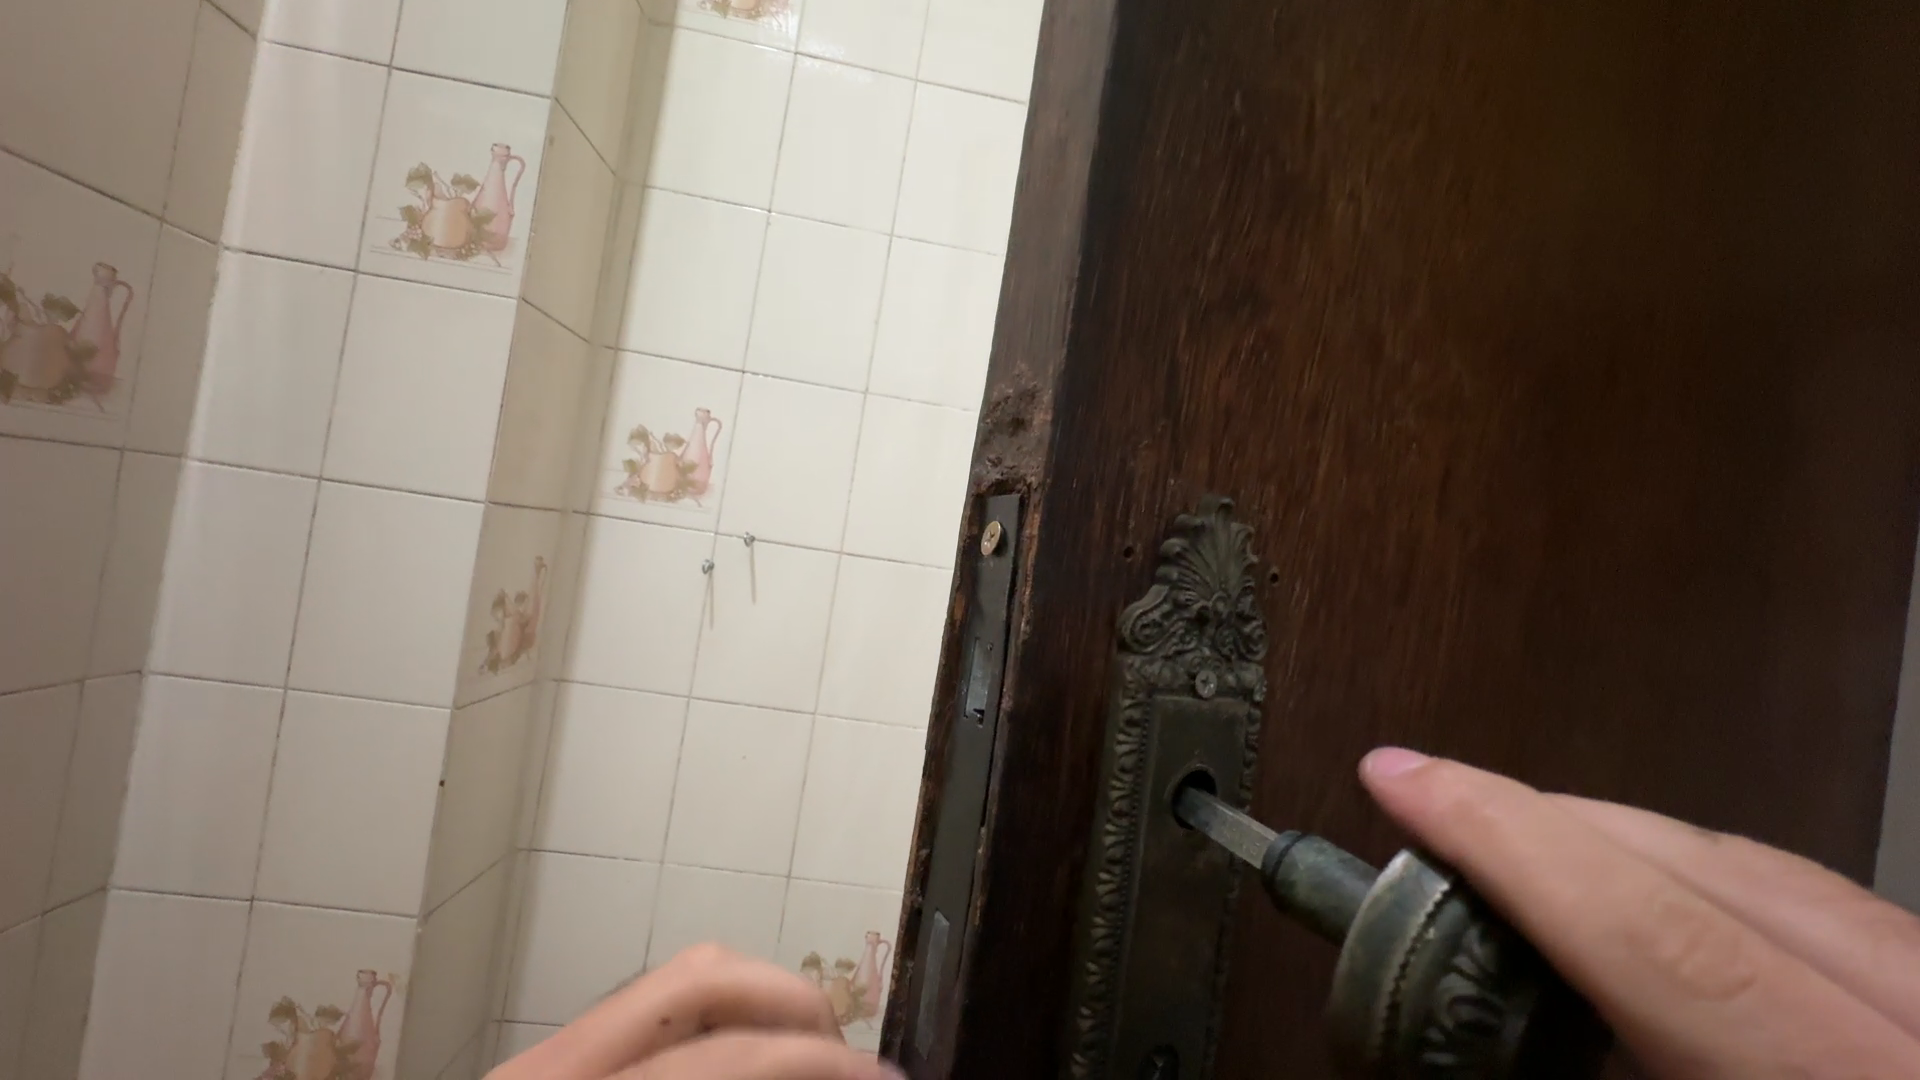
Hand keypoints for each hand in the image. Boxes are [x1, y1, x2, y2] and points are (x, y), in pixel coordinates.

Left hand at [485, 944, 900, 1079]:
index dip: (815, 1060)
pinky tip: (753, 1056)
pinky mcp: (559, 1059)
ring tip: (808, 1051)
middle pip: (704, 975)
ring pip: (685, 976)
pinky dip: (726, 1018)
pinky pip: (663, 1008)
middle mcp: (558, 1066)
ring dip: (765, 1001)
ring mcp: (552, 1055)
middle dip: (796, 1006)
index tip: (882, 1077)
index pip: (722, 1057)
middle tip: (849, 1058)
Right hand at [1358, 748, 1919, 1077]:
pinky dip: (1713, 882)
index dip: (1507, 839)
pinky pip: (1836, 912)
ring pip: (1789, 876)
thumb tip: (1457, 1022)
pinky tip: (1650, 897)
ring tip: (1521, 839)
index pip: (1666, 943)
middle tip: (1435, 801)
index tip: (1392, 771)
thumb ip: (1586, 1076)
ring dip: (1625, 840)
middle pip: (1731, 878)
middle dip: (1553, 819)